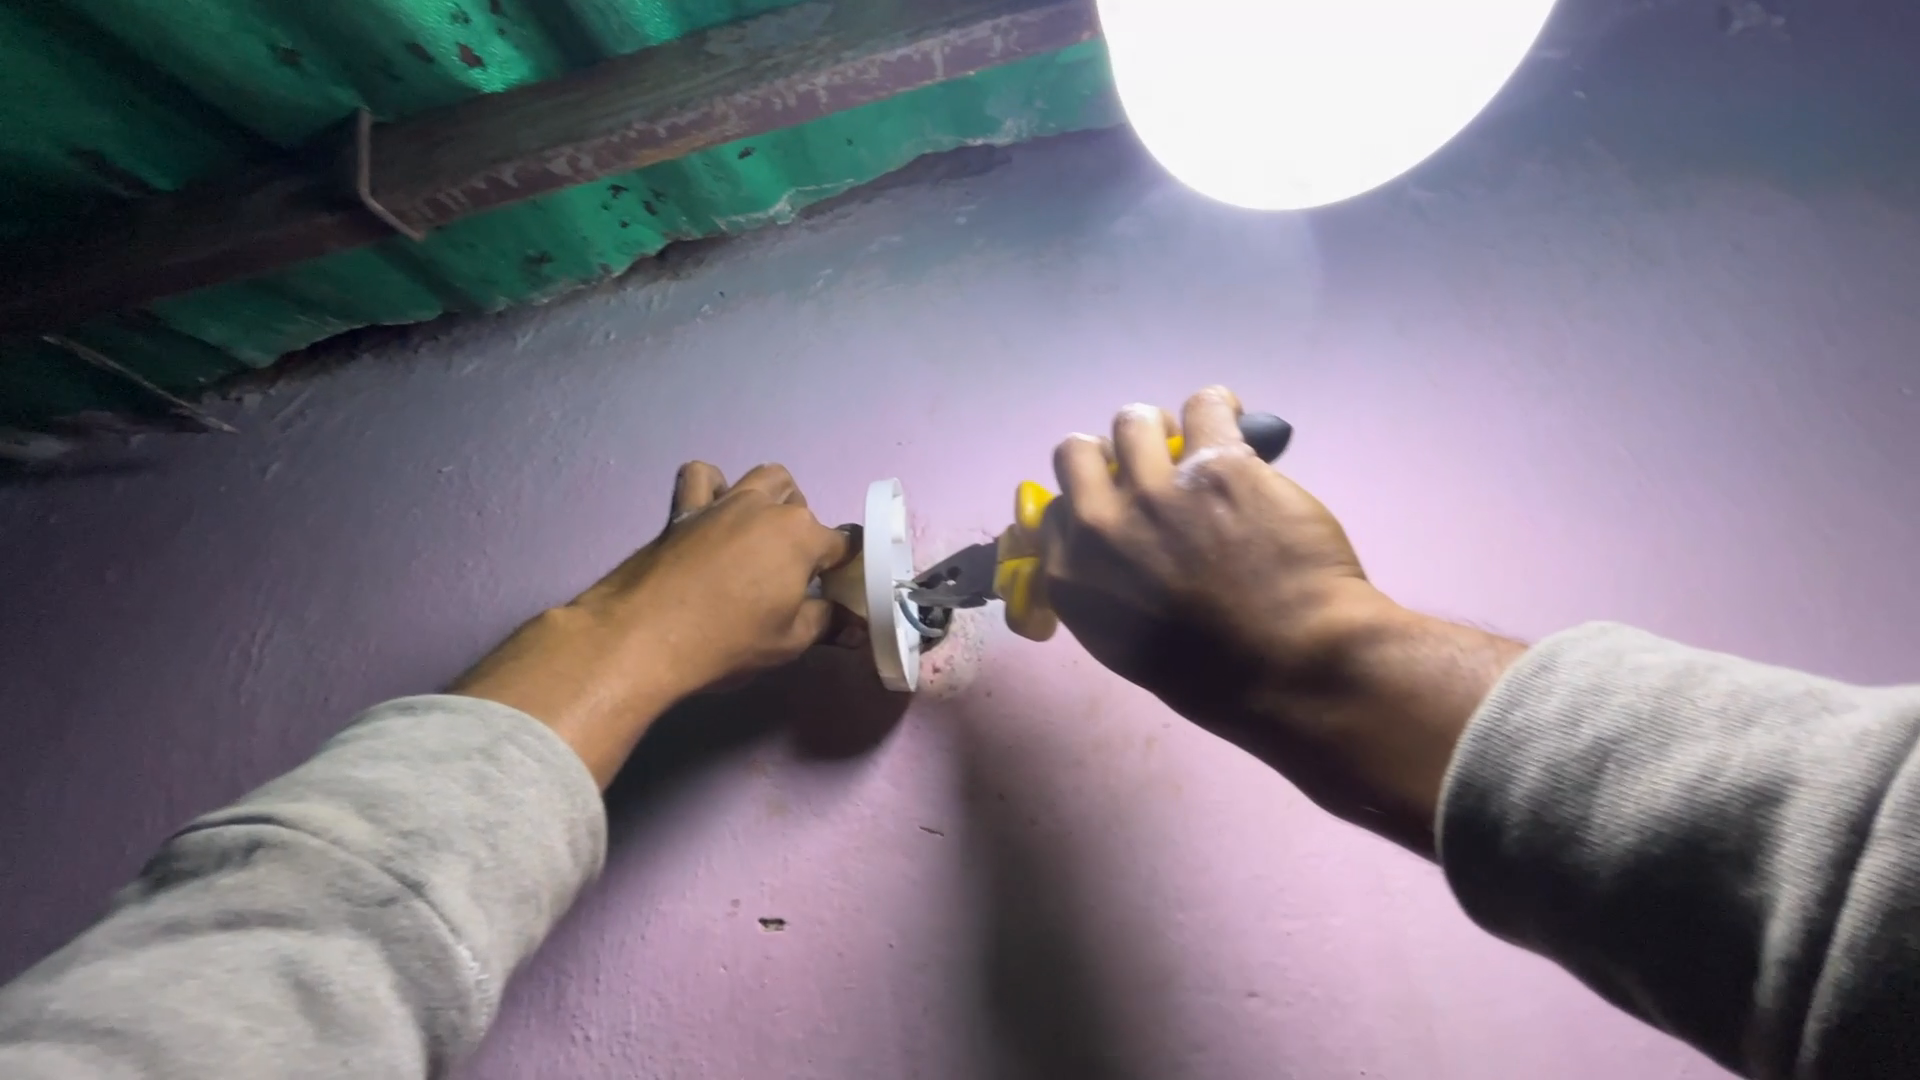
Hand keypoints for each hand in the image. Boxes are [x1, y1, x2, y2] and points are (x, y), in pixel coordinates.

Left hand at [454, 463, 853, 786]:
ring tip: (762, 532)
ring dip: (772, 498)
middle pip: (802, 505)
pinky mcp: (685, 508)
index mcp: (801, 537)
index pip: (844, 542)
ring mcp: (724, 502)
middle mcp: (767, 508)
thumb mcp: (789, 642)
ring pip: (764, 477)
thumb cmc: (727, 642)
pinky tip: (714, 510)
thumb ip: (827, 623)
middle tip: (792, 571)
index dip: (844, 566)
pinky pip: (702, 476)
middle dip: (806, 530)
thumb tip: (856, 625)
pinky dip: (714, 486)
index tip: (836, 587)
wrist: (643, 637)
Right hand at [1042, 387, 1521, 852]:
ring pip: (1134, 420)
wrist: (1292, 669)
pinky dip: (1218, 409)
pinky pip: (1204, 404)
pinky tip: (1234, 423)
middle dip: (1110, 456)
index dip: (1090, 502)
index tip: (1118, 507)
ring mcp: (1156, 492)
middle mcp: (1098, 526)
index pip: (1054, 507)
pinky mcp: (1216, 466)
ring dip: (1161, 432)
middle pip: (1077, 451)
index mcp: (1071, 575)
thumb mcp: (1121, 643)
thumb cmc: (1211, 675)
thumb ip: (1099, 584)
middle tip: (1148, 471)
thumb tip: (1106, 546)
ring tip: (1194, 448)